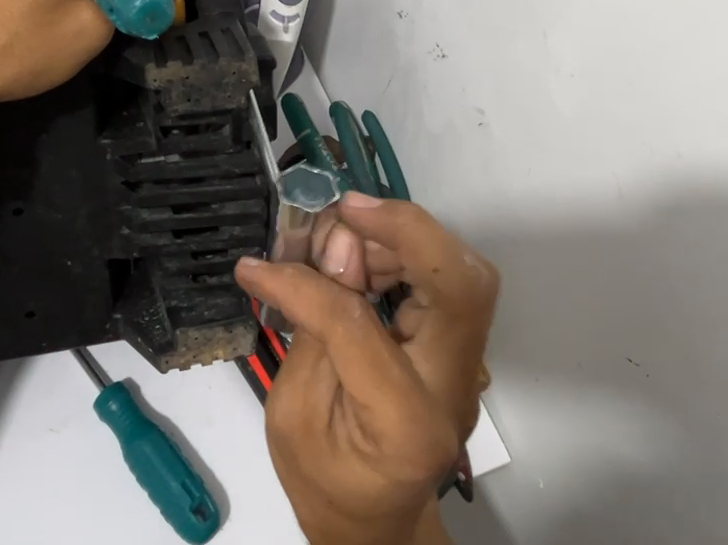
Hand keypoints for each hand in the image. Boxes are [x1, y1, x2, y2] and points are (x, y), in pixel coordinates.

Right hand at [236, 193, 498, 544]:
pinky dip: (404, 250)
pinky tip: (361, 255)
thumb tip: (332, 246)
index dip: (307, 284)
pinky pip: (446, 278)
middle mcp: (452, 387)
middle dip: (404, 230)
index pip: (360, 328)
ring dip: (399, 236)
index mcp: (404, 423)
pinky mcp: (459, 343)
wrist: (374, 516)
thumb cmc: (325, 479)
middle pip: (462, 286)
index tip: (261, 264)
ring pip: (462, 271)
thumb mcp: (292, 415)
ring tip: (339, 238)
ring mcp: (466, 364)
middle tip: (341, 213)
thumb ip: (315, 329)